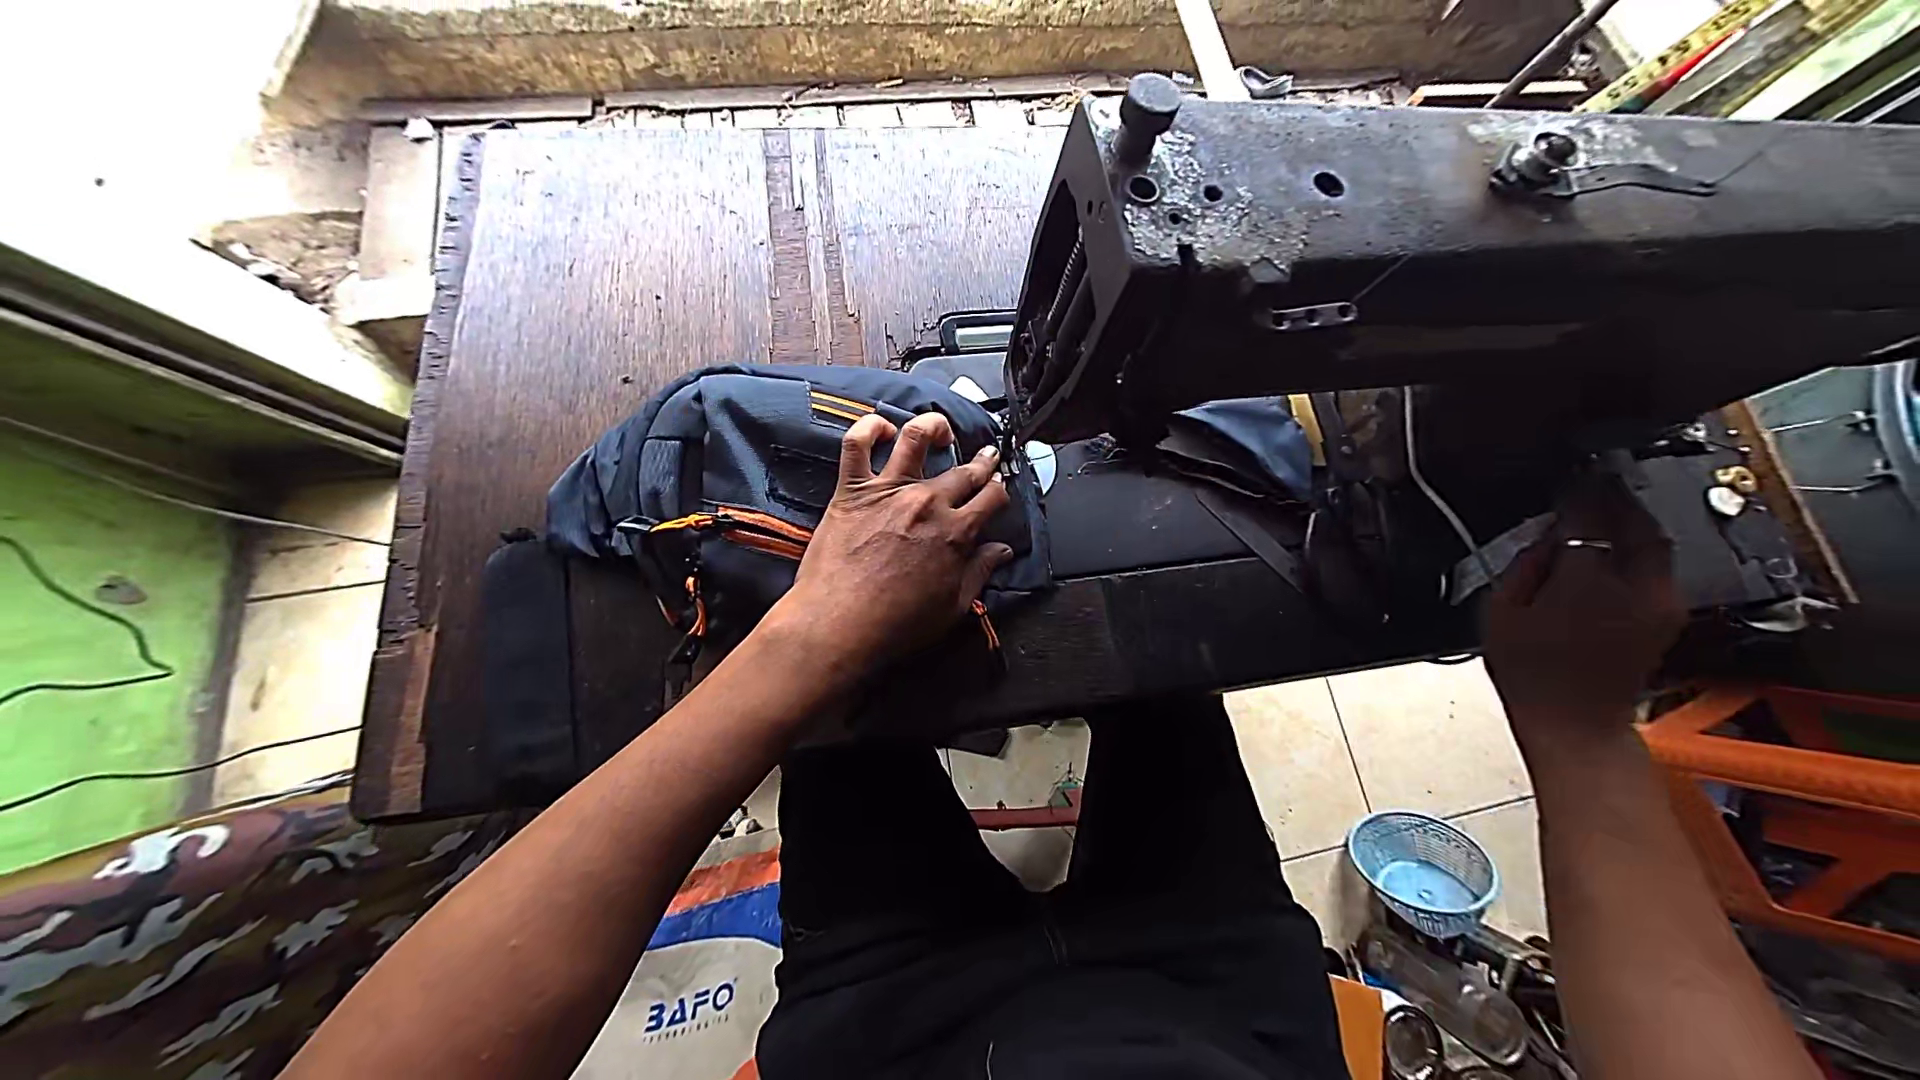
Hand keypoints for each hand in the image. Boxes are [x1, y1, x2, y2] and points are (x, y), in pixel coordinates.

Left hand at [766, 411, 1012, 679]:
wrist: (840, 625)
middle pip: (964, 469)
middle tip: (986, 456)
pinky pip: (857, 445)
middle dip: (982, 461)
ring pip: (917, 438)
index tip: (997, 490)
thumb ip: (980, 572)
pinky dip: (869, 428)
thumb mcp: (953, 605)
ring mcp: (889, 492)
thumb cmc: (894, 623)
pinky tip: (882, 429)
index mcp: (955, 532)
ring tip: (940, 430)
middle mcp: (926, 503)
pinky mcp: (853, 491)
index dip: (1000, 490)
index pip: (992, 495)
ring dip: (934, 427)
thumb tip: (1000, 551)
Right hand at [1484, 478, 1684, 753]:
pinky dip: (1639, 548)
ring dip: (1633, 522)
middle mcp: (1636, 588)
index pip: (1589, 521)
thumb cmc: (1525, 668)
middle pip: (1638, 526)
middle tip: (1595, 483)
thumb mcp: (1500, 611)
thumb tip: (1545, 539)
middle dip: (1617, 500)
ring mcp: (1660, 604)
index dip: (1578, 496)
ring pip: (1656, 545)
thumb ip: (1524, 566)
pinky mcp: (1667, 617)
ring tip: (1607, 509)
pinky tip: (1615, 548)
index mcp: (1587, 584)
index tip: (1568, 480)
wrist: (1572, 718)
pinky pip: (1659, 568)